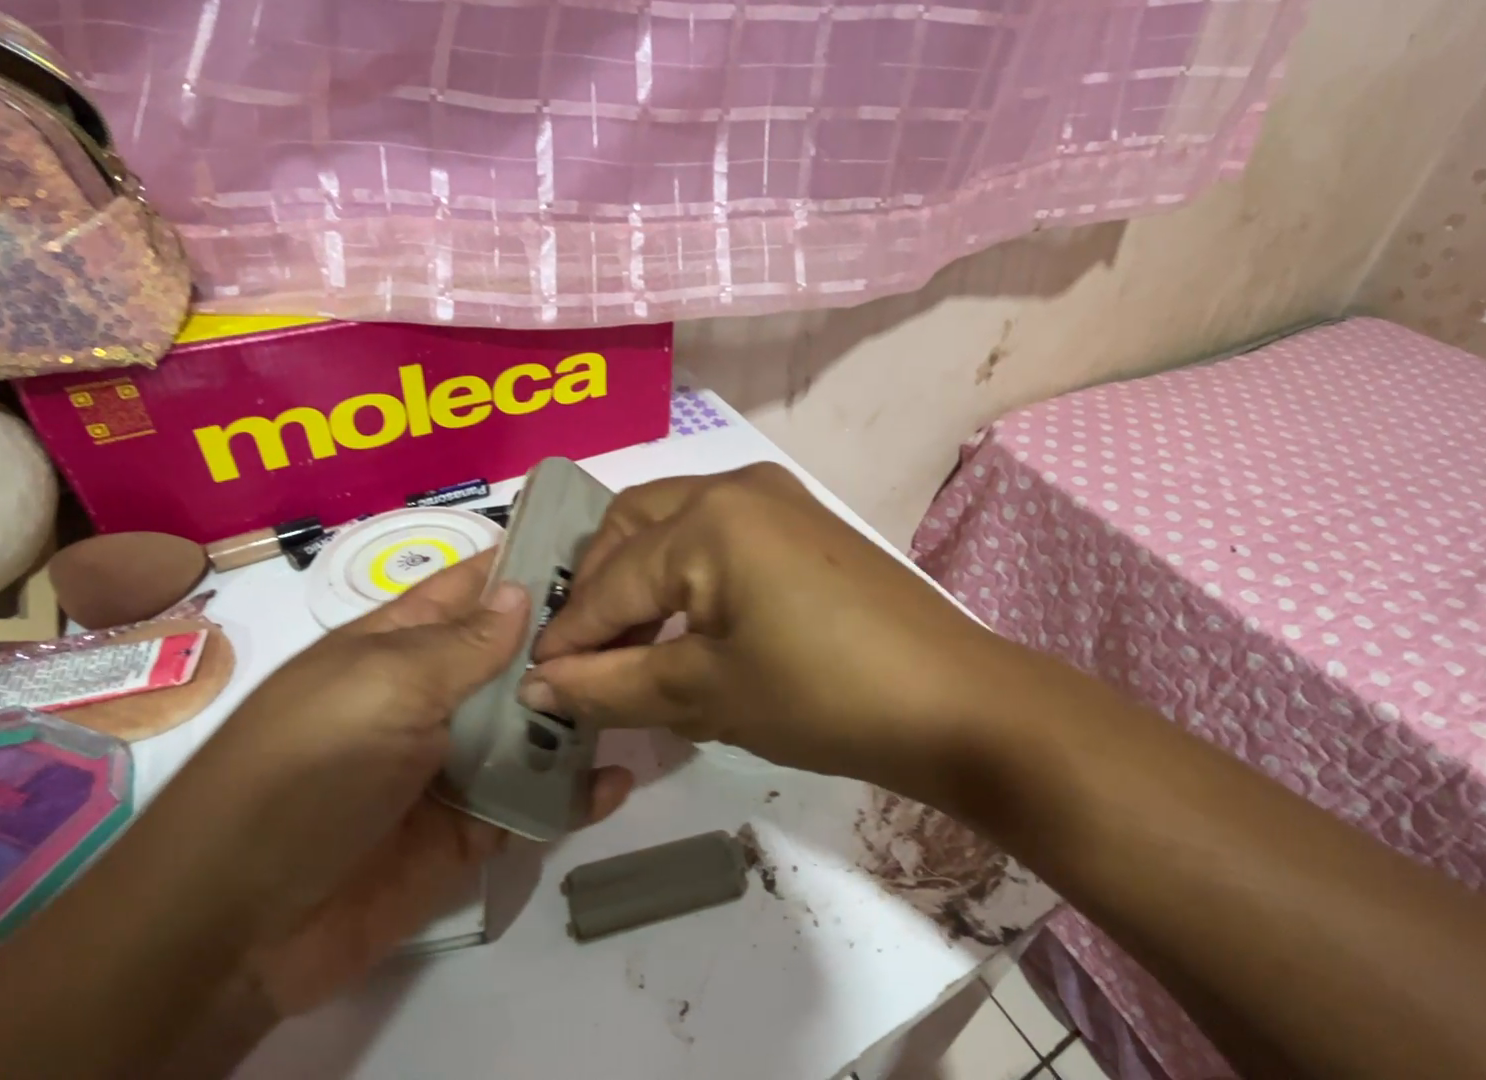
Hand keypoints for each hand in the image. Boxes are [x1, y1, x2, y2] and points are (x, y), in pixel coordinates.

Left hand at [175, 550, 631, 1003]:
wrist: (241, 924)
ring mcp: (451, 768)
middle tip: (651, 622)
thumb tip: (521, 589)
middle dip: (570, 642)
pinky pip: (534, 803)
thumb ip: (462, 645)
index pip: (470, 590)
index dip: (526, 566)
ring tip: (642, 690)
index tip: (602, 548)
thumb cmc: (307, 771)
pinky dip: (575, 793)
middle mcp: (429, 700)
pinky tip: (619, 779)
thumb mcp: (382, 687)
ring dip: (580, 715)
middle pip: (513, 660)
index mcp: (396, 648)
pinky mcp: (470, 832)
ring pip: (532, 730)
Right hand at [522, 464, 1014, 803]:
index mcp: (708, 518)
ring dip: (639, 577)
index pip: (609, 580)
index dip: (567, 636)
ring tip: (625, 642)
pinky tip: (684, 623)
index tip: (533, 681)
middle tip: (581, 654)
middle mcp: (737, 486)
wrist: (952, 702)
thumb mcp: (705, 694)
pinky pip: (717, 535)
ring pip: (674, 524)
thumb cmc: (821, 696)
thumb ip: (612, 685)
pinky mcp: (803, 524)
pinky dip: (684, 573)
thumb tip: (537, 686)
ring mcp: (777, 499)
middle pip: (631, 527)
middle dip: (596, 588)